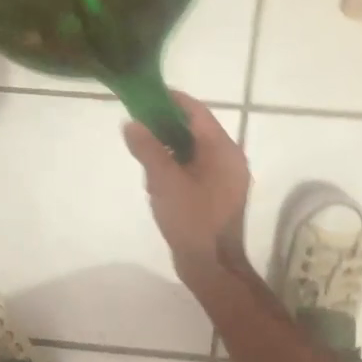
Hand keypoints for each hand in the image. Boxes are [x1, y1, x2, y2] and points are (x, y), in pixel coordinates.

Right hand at [124, 92, 250, 276]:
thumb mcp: (164, 182)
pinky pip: (196, 166)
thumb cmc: (191, 220)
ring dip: (169, 146)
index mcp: (223, 150)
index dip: (170, 99)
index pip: (196, 111)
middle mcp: (230, 158)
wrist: (212, 266)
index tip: (144, 95)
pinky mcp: (218, 192)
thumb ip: (148, 149)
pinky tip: (156, 176)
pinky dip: (177, 163)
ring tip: (142, 151)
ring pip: (194, 149)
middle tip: (137, 124)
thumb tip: (132, 123)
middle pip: (195, 128)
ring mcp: (226, 176)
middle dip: (165, 124)